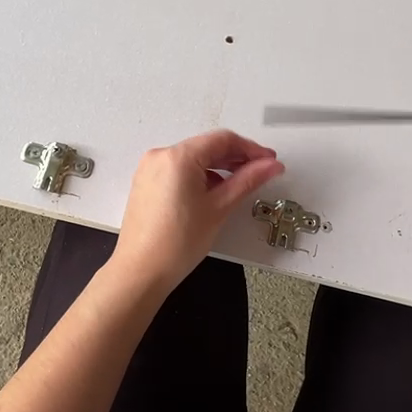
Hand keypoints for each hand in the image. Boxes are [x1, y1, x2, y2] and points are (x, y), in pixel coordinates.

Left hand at [109, 129, 284, 289]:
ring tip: (240, 185)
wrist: (141, 272)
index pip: (223, 140)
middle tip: (260, 171)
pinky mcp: (147, 183)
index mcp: (178, 157)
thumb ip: (248, 181)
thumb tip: (270, 166)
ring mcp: (150, 170)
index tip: (268, 160)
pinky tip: (214, 193)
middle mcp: (160, 157)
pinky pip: (179, 170)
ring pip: (194, 159)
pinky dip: (200, 176)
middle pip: (207, 146)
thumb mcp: (219, 208)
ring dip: (219, 167)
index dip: (250, 148)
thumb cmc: (175, 245)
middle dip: (236, 157)